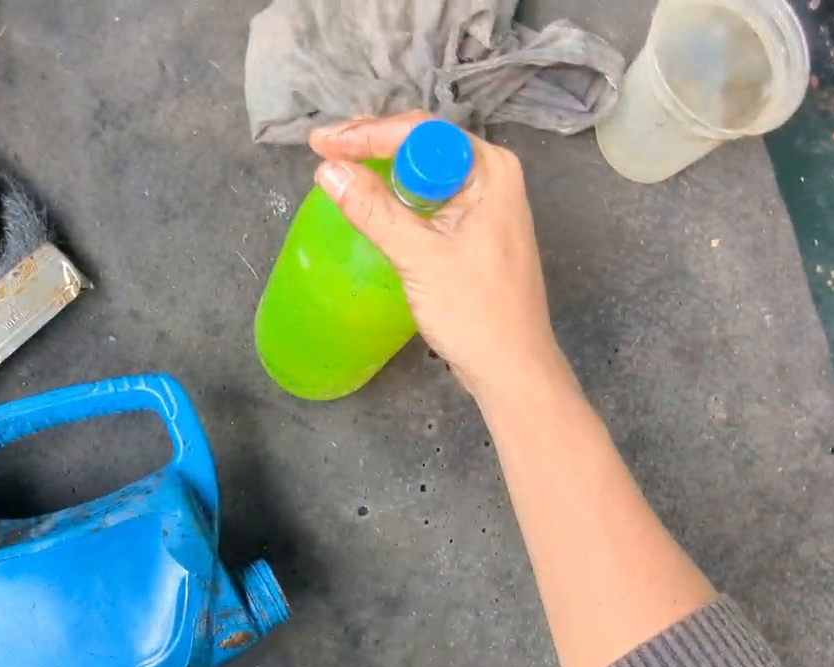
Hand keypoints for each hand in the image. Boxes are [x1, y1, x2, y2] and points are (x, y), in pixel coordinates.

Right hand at [309, 112, 565, 402]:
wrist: (510, 367)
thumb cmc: (474, 312)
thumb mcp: (420, 257)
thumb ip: (374, 210)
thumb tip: (328, 171)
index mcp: (488, 170)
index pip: (419, 133)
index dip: (367, 133)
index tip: (322, 143)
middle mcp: (489, 177)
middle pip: (422, 146)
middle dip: (371, 144)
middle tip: (324, 148)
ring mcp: (483, 207)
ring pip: (424, 174)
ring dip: (380, 169)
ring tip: (338, 166)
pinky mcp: (472, 234)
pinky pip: (429, 202)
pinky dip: (396, 198)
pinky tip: (370, 201)